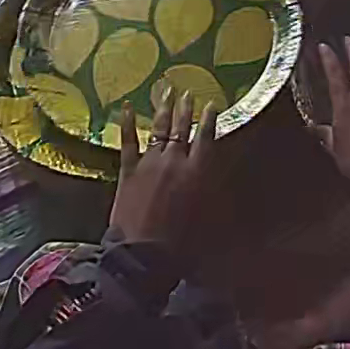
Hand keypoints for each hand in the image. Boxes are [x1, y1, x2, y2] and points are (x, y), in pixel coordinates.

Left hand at [110, 87, 218, 253]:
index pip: (206, 136)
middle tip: (188, 92)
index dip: (210, 119)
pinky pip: (128, 142)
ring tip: (167, 92)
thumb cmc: (183, 243)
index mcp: (198, 170)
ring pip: (159, 129)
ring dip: (164, 110)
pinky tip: (126, 107)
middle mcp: (176, 159)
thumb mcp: (210, 215)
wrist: (143, 256)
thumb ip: (216, 190)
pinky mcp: (128, 171)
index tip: (211, 104)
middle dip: (186, 109)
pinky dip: (127, 123)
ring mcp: (150, 162)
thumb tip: (223, 175)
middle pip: (183, 128)